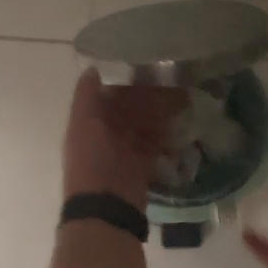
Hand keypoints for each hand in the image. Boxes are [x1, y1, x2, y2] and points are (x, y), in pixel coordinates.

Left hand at [63, 68, 184, 205]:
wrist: (106, 208)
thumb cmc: (91, 162)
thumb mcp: (83, 124)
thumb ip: (87, 96)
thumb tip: (93, 67)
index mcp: (89, 120)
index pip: (108, 92)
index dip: (125, 76)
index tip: (146, 59)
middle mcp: (106, 132)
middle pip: (130, 106)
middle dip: (149, 91)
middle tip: (173, 74)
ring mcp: (126, 148)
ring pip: (145, 121)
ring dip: (162, 108)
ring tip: (184, 91)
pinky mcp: (144, 162)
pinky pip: (156, 141)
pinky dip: (168, 130)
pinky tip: (184, 116)